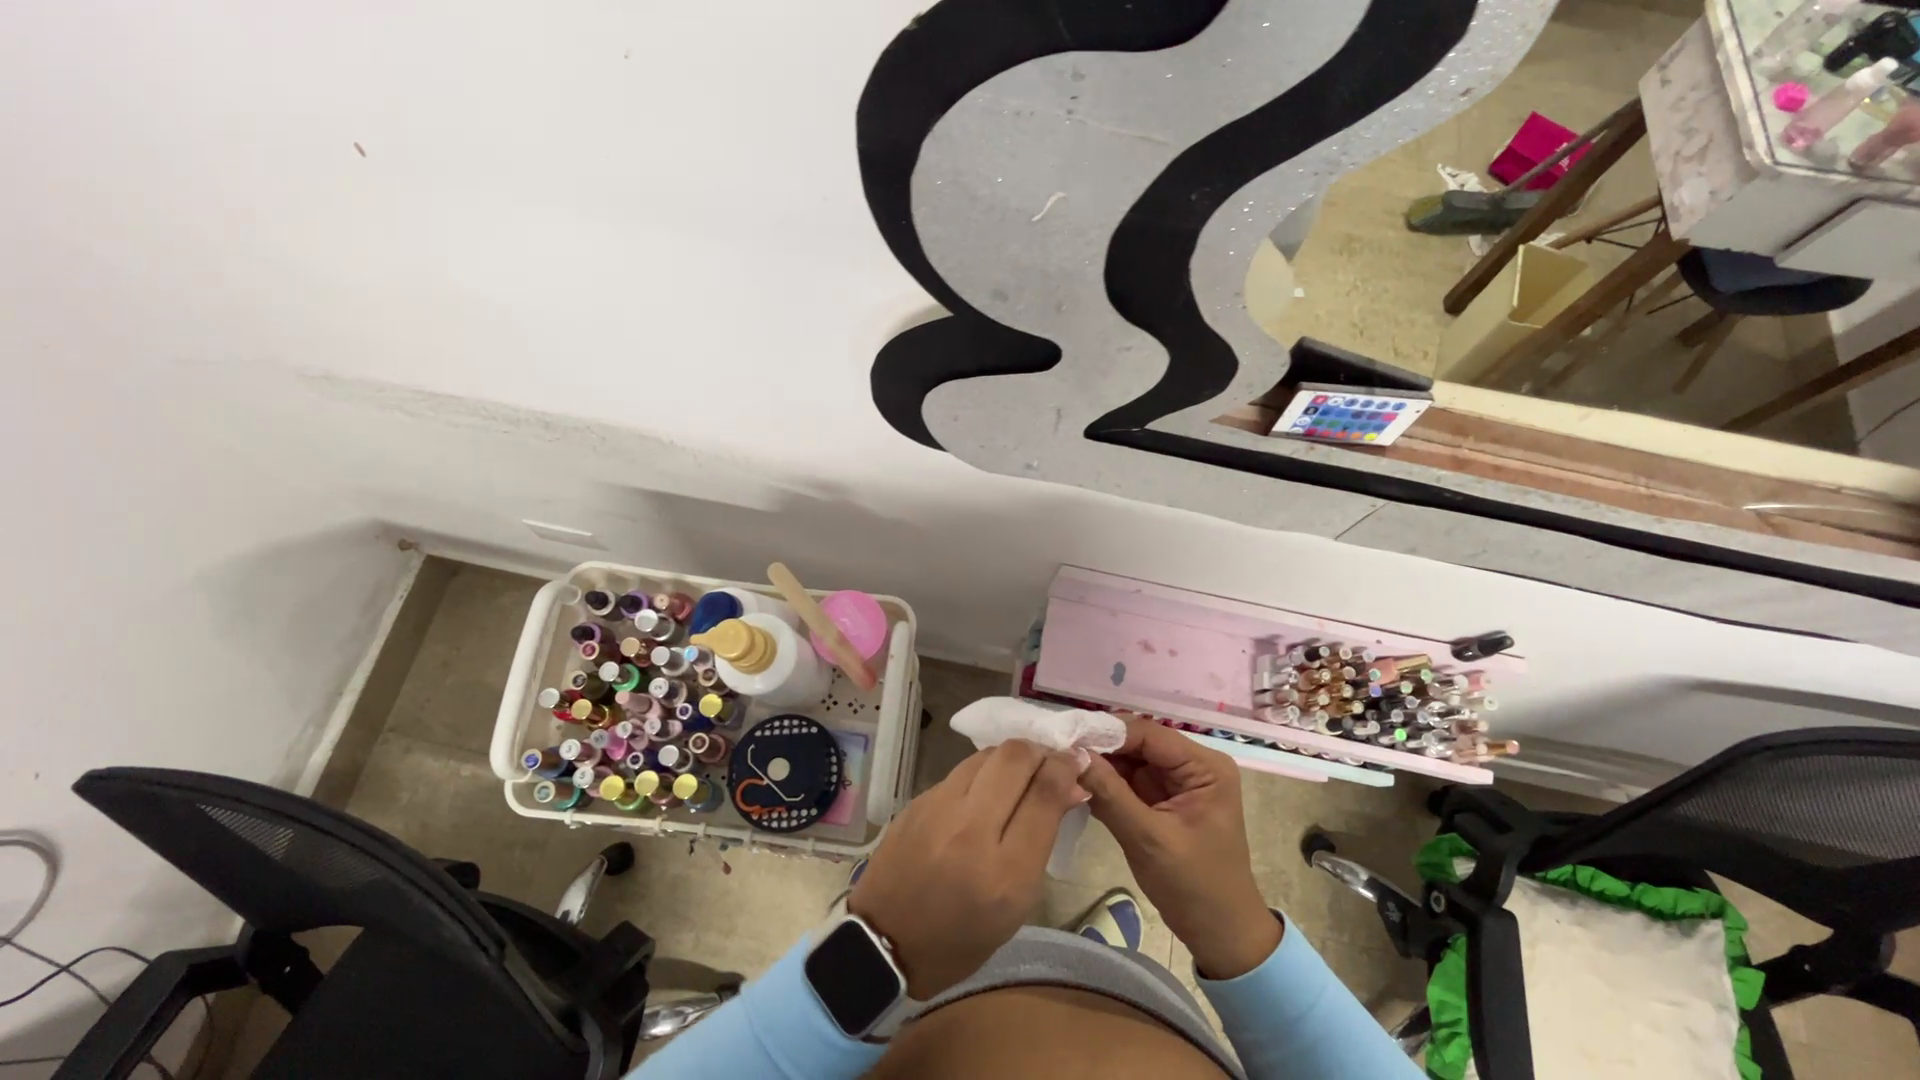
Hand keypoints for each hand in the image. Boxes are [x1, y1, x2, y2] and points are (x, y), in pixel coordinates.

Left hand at [849, 739, 1087, 998]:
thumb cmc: (961, 940)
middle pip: (1015, 758)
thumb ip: (1042, 842)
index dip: (1067, 768)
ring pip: (985, 755)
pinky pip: (959, 772)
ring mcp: (938, 810)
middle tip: (1049, 762)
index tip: (1076, 762)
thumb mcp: (1016, 906)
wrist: (884, 944)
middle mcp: (972, 831)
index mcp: (1006, 871)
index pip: (1046, 793)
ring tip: (1018, 773)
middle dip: (1040, 752)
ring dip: (1010, 757)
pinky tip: (984, 790)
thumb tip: (1068, 791)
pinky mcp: (916, 802)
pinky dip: (981, 773)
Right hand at [1079, 716, 1280, 978]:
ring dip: (1097, 765)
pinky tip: (1074, 784)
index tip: (1065, 738)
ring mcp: (1175, 782)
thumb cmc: (1194, 886)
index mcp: (1204, 767)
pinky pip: (1126, 781)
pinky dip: (1103, 783)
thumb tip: (1073, 754)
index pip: (1148, 734)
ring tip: (1058, 766)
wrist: (1219, 932)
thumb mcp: (1149, 840)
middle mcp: (1192, 765)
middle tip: (1055, 753)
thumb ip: (1111, 794)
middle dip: (1098, 748)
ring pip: (1128, 760)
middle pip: (1137, 743)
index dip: (1107, 733)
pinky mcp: (1160, 800)